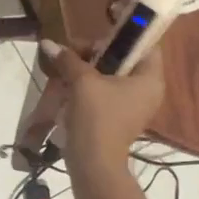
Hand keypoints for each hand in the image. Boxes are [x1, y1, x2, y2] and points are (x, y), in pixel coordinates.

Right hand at [40, 36, 165, 174]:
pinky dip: (89, 88)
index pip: (145, 45)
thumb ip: (68, 60)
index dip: (122, 35)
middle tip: (72, 55)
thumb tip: (48, 43)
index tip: (96, 36)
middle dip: (96, 54)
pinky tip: (69, 87)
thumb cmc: (96, 118)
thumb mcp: (82, 83)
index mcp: (150, 78)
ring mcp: (134, 107)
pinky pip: (106, 94)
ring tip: (66, 70)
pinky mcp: (119, 119)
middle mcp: (148, 91)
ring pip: (112, 77)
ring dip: (89, 71)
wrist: (93, 163)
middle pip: (125, 60)